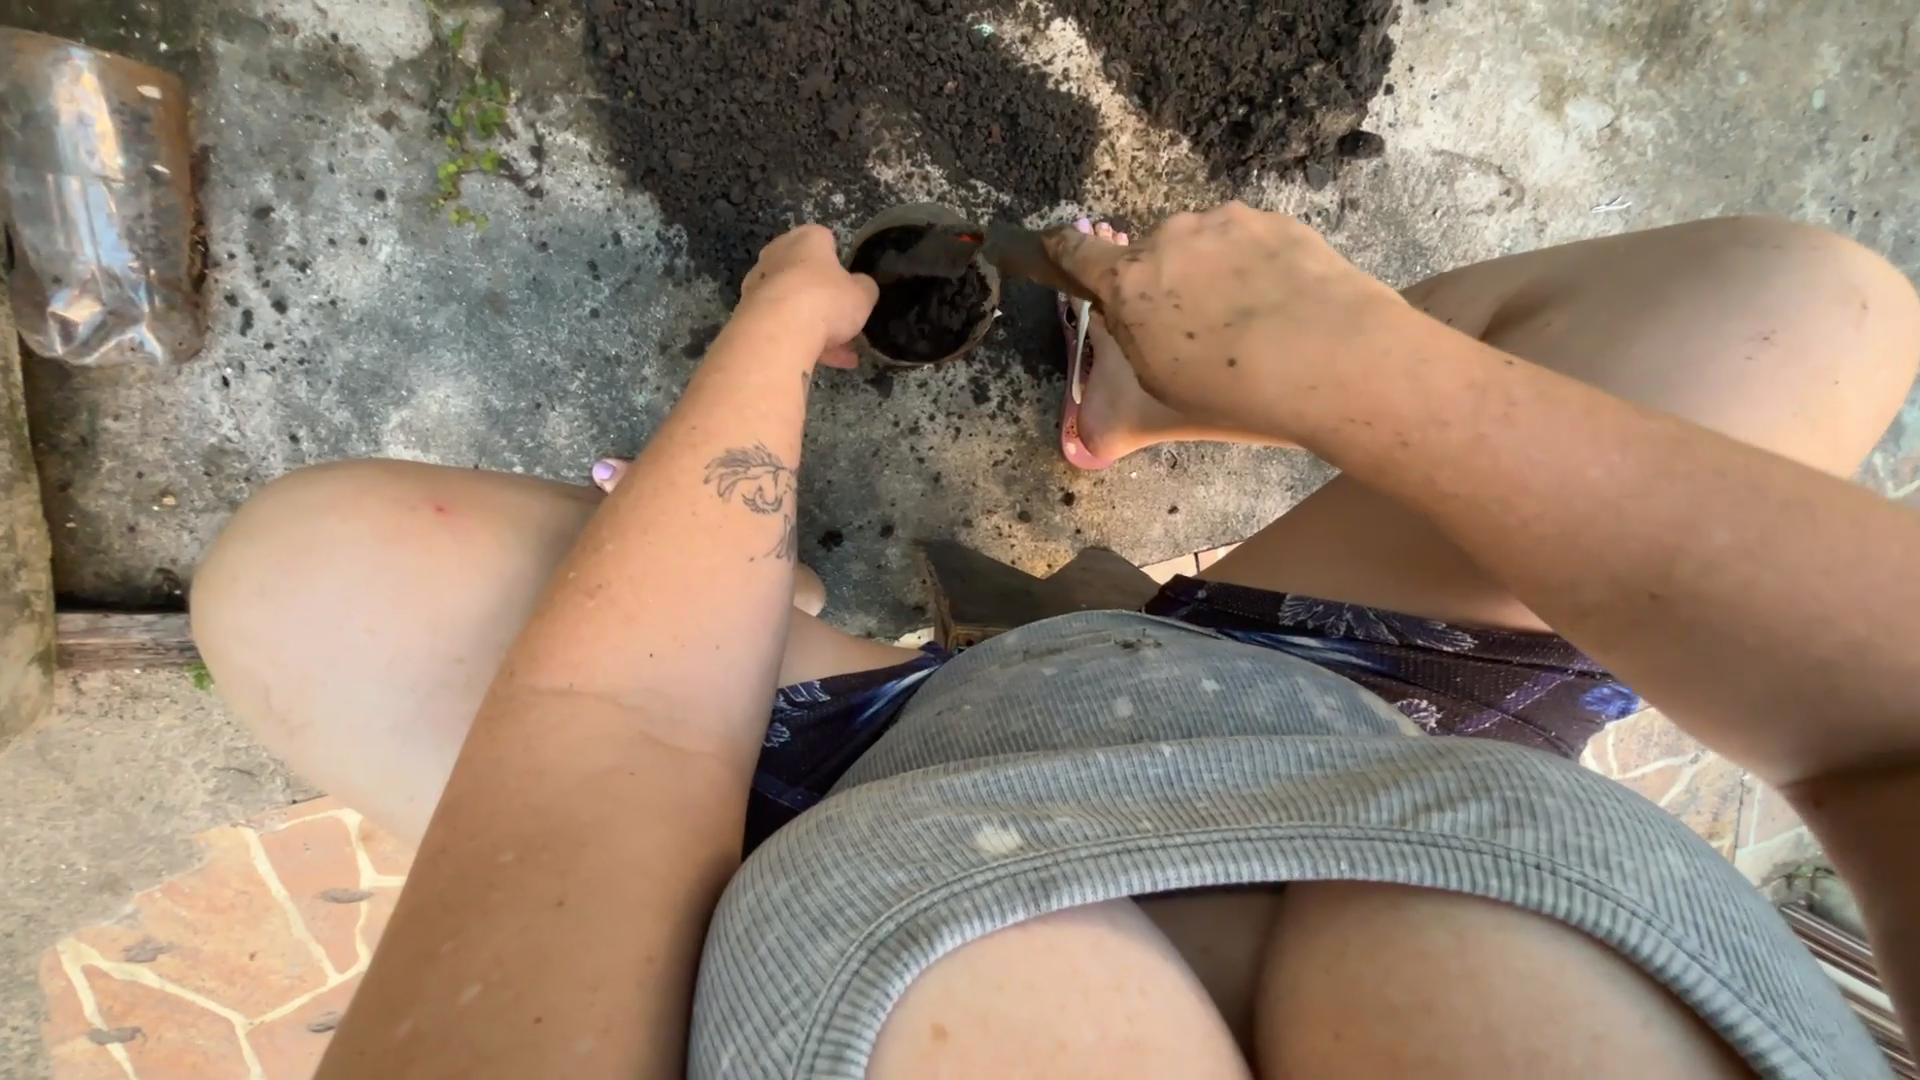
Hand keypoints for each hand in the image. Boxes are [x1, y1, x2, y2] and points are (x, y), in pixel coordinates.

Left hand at [737, 225, 879, 368]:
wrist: (779, 331)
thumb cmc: (826, 300)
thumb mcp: (863, 295)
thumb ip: (865, 288)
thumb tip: (862, 287)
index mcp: (806, 239)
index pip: (823, 238)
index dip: (837, 259)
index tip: (846, 280)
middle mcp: (777, 255)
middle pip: (804, 273)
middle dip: (823, 296)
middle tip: (843, 320)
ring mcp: (760, 285)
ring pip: (794, 305)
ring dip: (816, 326)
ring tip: (842, 354)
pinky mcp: (750, 315)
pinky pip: (784, 326)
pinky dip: (803, 342)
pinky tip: (826, 362)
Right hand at [1044, 202, 1410, 433]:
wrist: (1334, 360)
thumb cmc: (1234, 392)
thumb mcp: (1161, 395)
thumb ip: (1132, 348)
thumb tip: (1126, 335)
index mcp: (1129, 285)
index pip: (1076, 252)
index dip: (1062, 252)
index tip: (1059, 251)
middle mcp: (1168, 239)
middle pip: (1147, 256)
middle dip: (1159, 284)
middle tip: (1193, 329)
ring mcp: (1223, 223)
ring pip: (1198, 244)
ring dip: (1206, 271)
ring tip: (1246, 320)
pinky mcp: (1272, 219)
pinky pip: (1242, 239)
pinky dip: (1249, 264)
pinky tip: (1277, 303)